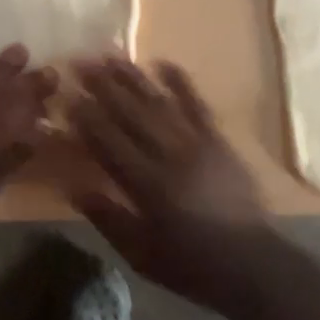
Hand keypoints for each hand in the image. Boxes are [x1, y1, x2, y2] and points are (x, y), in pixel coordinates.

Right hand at [67, 57, 272, 318]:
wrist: (253, 264)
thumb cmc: (191, 264)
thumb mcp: (141, 254)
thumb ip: (107, 218)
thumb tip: (73, 186)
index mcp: (146, 185)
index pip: (108, 141)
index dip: (85, 117)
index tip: (66, 95)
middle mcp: (168, 156)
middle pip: (129, 113)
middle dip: (102, 85)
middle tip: (80, 61)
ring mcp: (196, 143)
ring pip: (158, 102)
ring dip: (132, 77)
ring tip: (110, 54)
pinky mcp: (217, 140)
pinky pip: (196, 104)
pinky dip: (179, 81)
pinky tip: (162, 62)